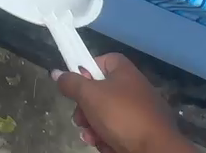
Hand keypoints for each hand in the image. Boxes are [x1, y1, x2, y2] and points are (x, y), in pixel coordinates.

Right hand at [52, 53, 191, 152]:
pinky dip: (111, 139)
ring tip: (89, 138)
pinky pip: (123, 132)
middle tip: (79, 119)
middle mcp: (137, 91)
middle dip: (86, 107)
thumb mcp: (88, 95)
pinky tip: (104, 147)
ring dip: (94, 126)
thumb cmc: (122, 115)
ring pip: (111, 116)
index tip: (78, 83)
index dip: (88, 69)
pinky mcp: (149, 136)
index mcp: (126, 73)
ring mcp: (145, 115)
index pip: (104, 60)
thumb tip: (56, 73)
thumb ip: (70, 82)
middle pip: (103, 92)